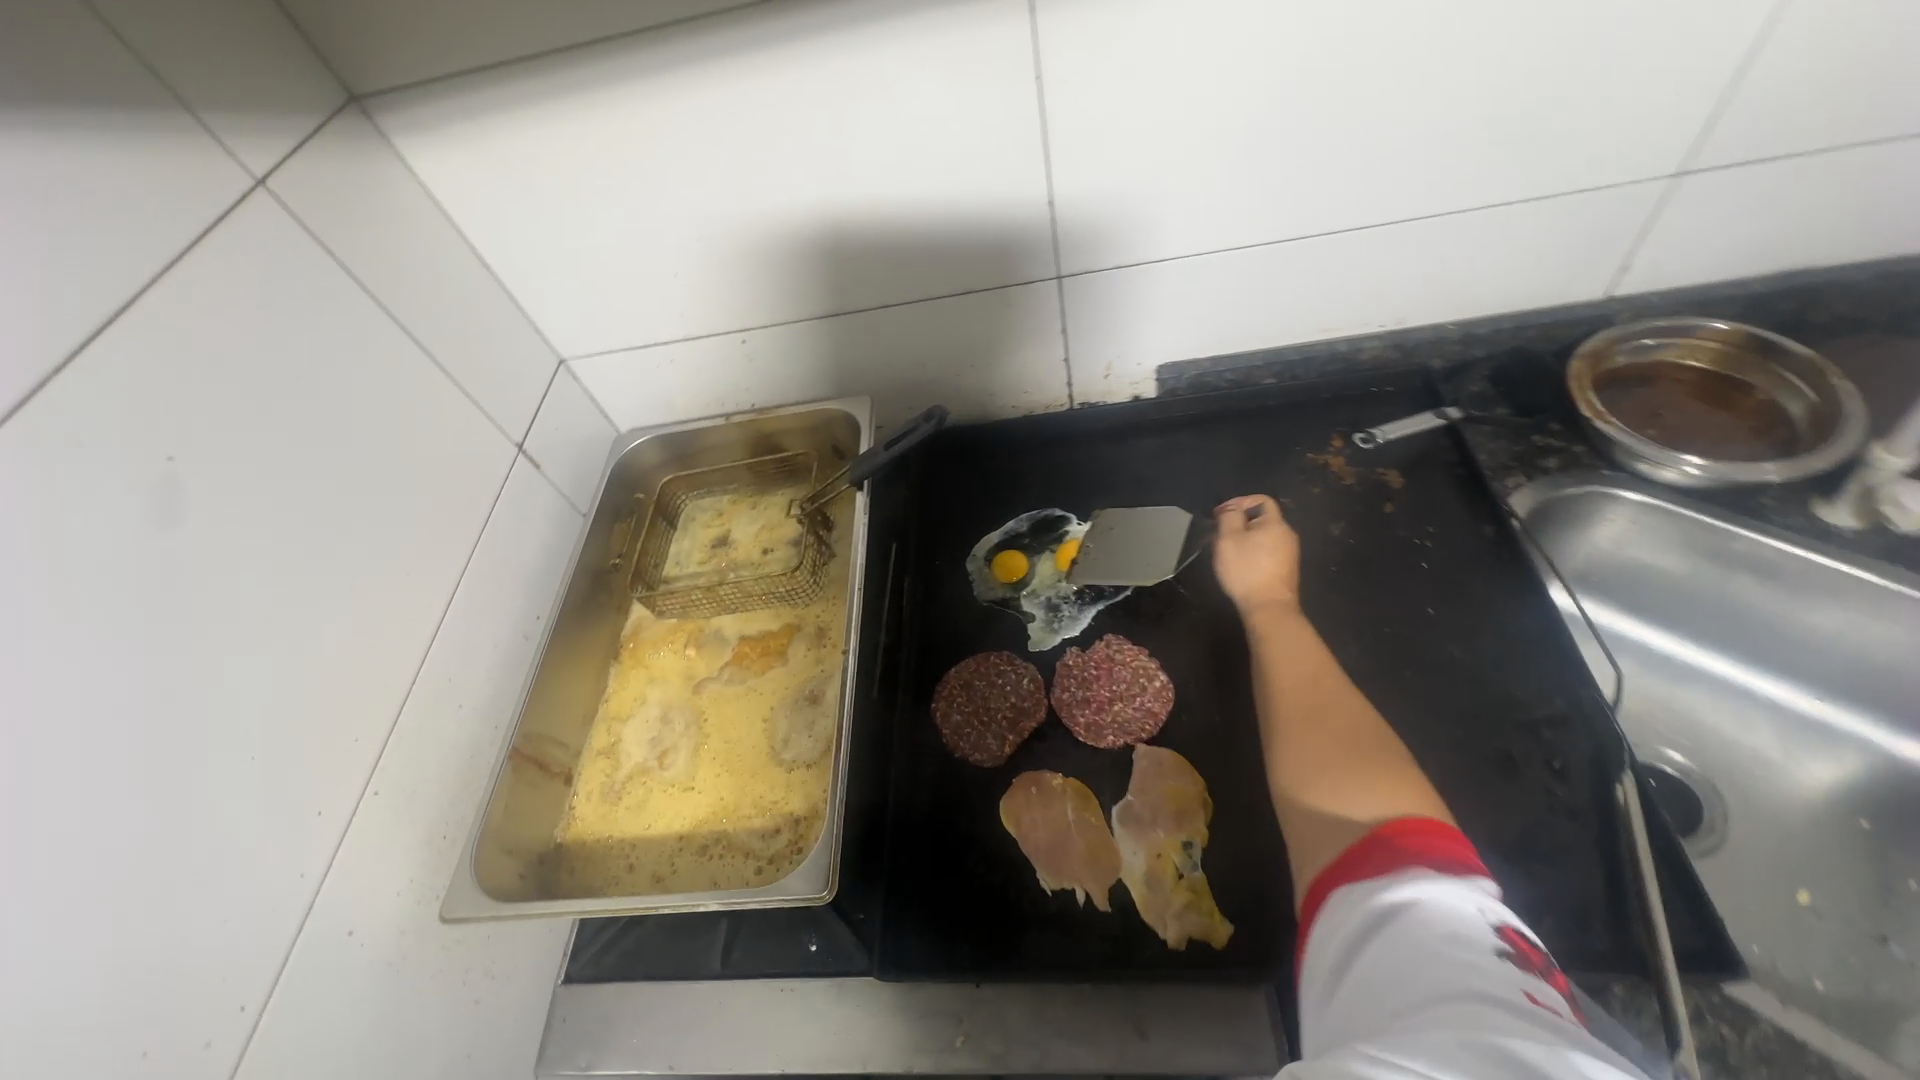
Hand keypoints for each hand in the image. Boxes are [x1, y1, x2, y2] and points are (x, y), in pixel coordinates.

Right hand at [1211, 495, 1299, 615]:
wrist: (1269, 607)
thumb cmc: (1246, 569)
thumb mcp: (1229, 538)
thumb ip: (1229, 516)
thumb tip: (1232, 507)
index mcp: (1275, 523)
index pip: (1261, 500)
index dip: (1239, 501)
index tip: (1219, 515)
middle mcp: (1286, 534)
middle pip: (1261, 519)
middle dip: (1238, 523)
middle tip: (1218, 534)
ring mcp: (1289, 553)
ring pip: (1263, 536)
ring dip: (1244, 539)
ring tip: (1226, 551)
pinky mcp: (1286, 569)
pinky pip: (1267, 551)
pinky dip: (1252, 552)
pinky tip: (1239, 565)